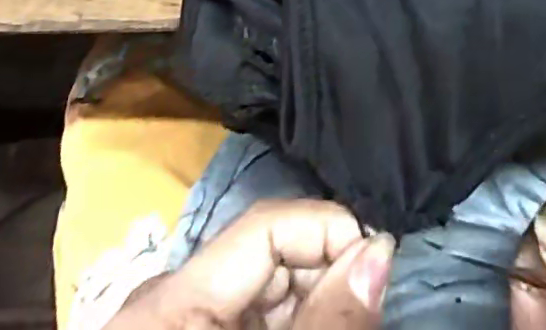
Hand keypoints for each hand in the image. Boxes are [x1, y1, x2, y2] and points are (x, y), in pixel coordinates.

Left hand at [106, 199, 395, 329]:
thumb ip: (328, 322)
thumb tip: (381, 251)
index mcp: (170, 302)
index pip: (267, 226)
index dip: (329, 234)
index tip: (377, 274)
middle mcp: (164, 300)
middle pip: (263, 254)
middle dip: (323, 276)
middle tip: (362, 317)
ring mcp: (167, 325)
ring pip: (259, 286)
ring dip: (307, 306)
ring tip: (338, 328)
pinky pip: (242, 317)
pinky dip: (282, 326)